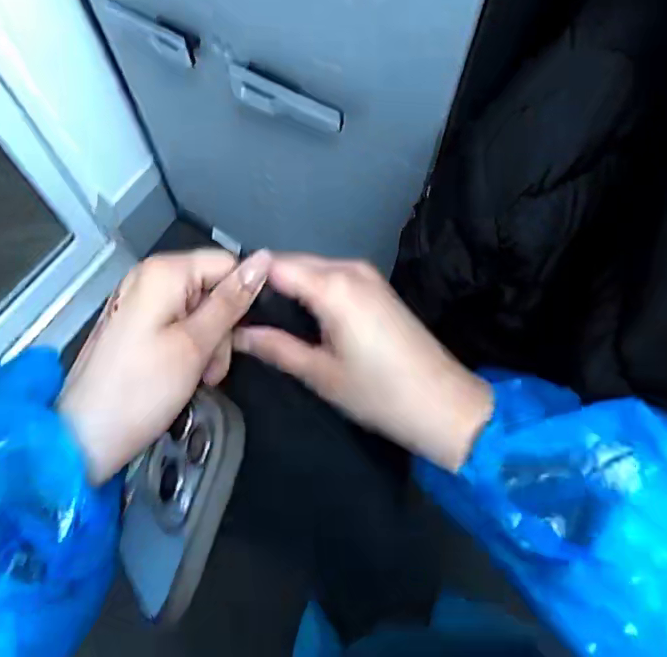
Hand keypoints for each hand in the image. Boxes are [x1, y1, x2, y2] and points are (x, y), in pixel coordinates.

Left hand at [57, 249, 271, 482]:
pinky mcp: (135, 323)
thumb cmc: (138, 392)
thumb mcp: (195, 345)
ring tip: (197, 376)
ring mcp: (138, 300)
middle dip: (221, 326)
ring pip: (197, 308)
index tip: (240, 335)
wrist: (82, 438)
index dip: (240, 298)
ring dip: (207, 342)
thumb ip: (231, 301)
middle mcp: (148, 276)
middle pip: (211, 286)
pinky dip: (187, 346)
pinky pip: (176, 322)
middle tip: (211, 365)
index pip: (227, 263)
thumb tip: (263, 260)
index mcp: (163, 272)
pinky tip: (182, 374)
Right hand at [232, 253, 492, 471]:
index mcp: (334, 285)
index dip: (245, 279)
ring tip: (260, 315)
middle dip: (264, 283)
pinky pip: (330, 276)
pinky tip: (296, 314)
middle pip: (292, 262)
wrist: (445, 404)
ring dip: (286, 285)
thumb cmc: (380, 393)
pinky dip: (309, 288)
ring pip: (311, 268)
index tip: (221, 301)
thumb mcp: (321, 374)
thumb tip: (236, 333)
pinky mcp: (375, 285)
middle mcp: (349, 268)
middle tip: (236, 313)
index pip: (274, 266)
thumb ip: (275, 347)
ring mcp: (366, 274)